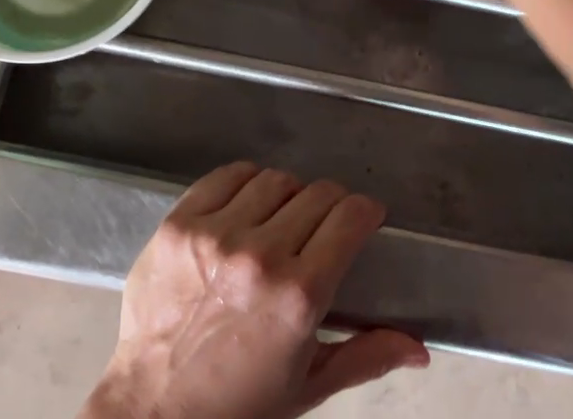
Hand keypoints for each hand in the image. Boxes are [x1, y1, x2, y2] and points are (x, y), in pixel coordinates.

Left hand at [80, 162, 427, 418]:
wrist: (153, 408)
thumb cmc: (235, 404)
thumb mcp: (308, 386)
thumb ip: (367, 357)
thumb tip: (419, 350)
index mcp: (299, 295)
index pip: (349, 218)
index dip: (364, 211)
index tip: (365, 216)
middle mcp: (259, 256)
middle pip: (316, 194)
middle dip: (331, 204)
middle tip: (325, 222)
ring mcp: (214, 236)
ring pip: (273, 180)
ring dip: (287, 194)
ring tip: (282, 216)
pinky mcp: (179, 225)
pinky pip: (223, 178)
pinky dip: (243, 183)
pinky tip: (245, 205)